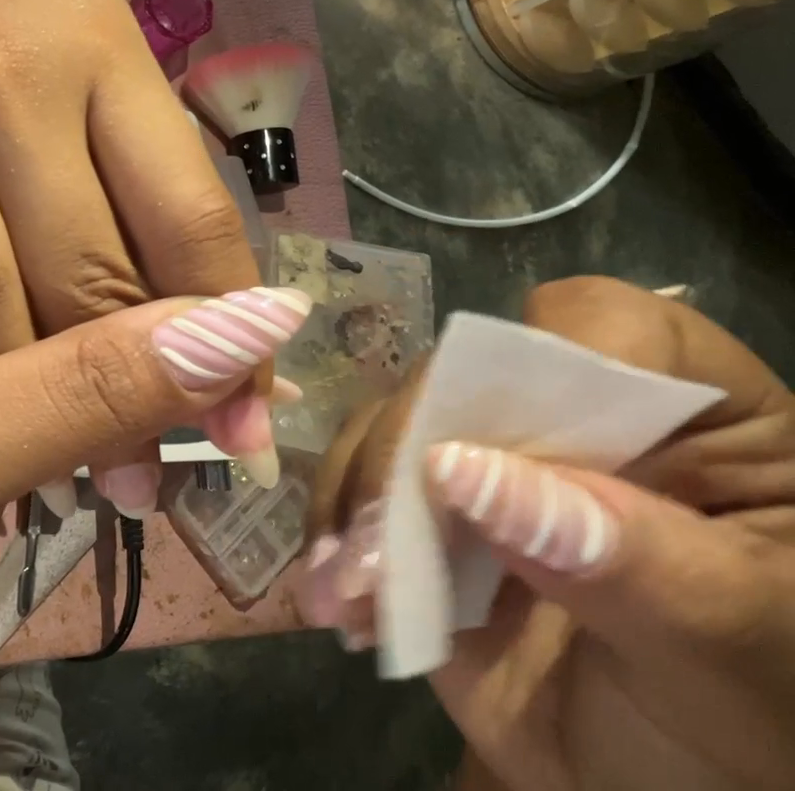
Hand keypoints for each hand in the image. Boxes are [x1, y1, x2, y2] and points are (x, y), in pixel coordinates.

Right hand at [0, 0, 272, 504]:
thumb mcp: (104, 46)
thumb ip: (150, 166)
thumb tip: (211, 309)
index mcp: (102, 62)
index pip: (186, 217)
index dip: (224, 333)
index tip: (239, 422)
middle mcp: (9, 91)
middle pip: (79, 267)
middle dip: (122, 393)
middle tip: (142, 480)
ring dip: (10, 385)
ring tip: (48, 473)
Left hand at [0, 271, 309, 788]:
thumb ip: (80, 388)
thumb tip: (251, 314)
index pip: (5, 242)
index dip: (122, 274)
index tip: (242, 324)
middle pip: (30, 310)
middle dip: (135, 354)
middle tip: (250, 401)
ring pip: (39, 377)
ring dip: (123, 410)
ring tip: (223, 437)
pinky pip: (30, 435)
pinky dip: (91, 451)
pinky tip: (150, 468)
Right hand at [297, 277, 794, 789]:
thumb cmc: (748, 743)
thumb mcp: (731, 662)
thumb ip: (629, 565)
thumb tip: (466, 470)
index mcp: (708, 432)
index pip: (612, 336)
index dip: (532, 369)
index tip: (463, 462)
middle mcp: (589, 427)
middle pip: (464, 377)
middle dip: (400, 458)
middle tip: (375, 555)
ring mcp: (494, 465)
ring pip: (389, 427)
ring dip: (352, 505)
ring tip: (347, 593)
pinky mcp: (426, 509)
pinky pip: (356, 487)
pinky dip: (332, 536)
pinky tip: (336, 596)